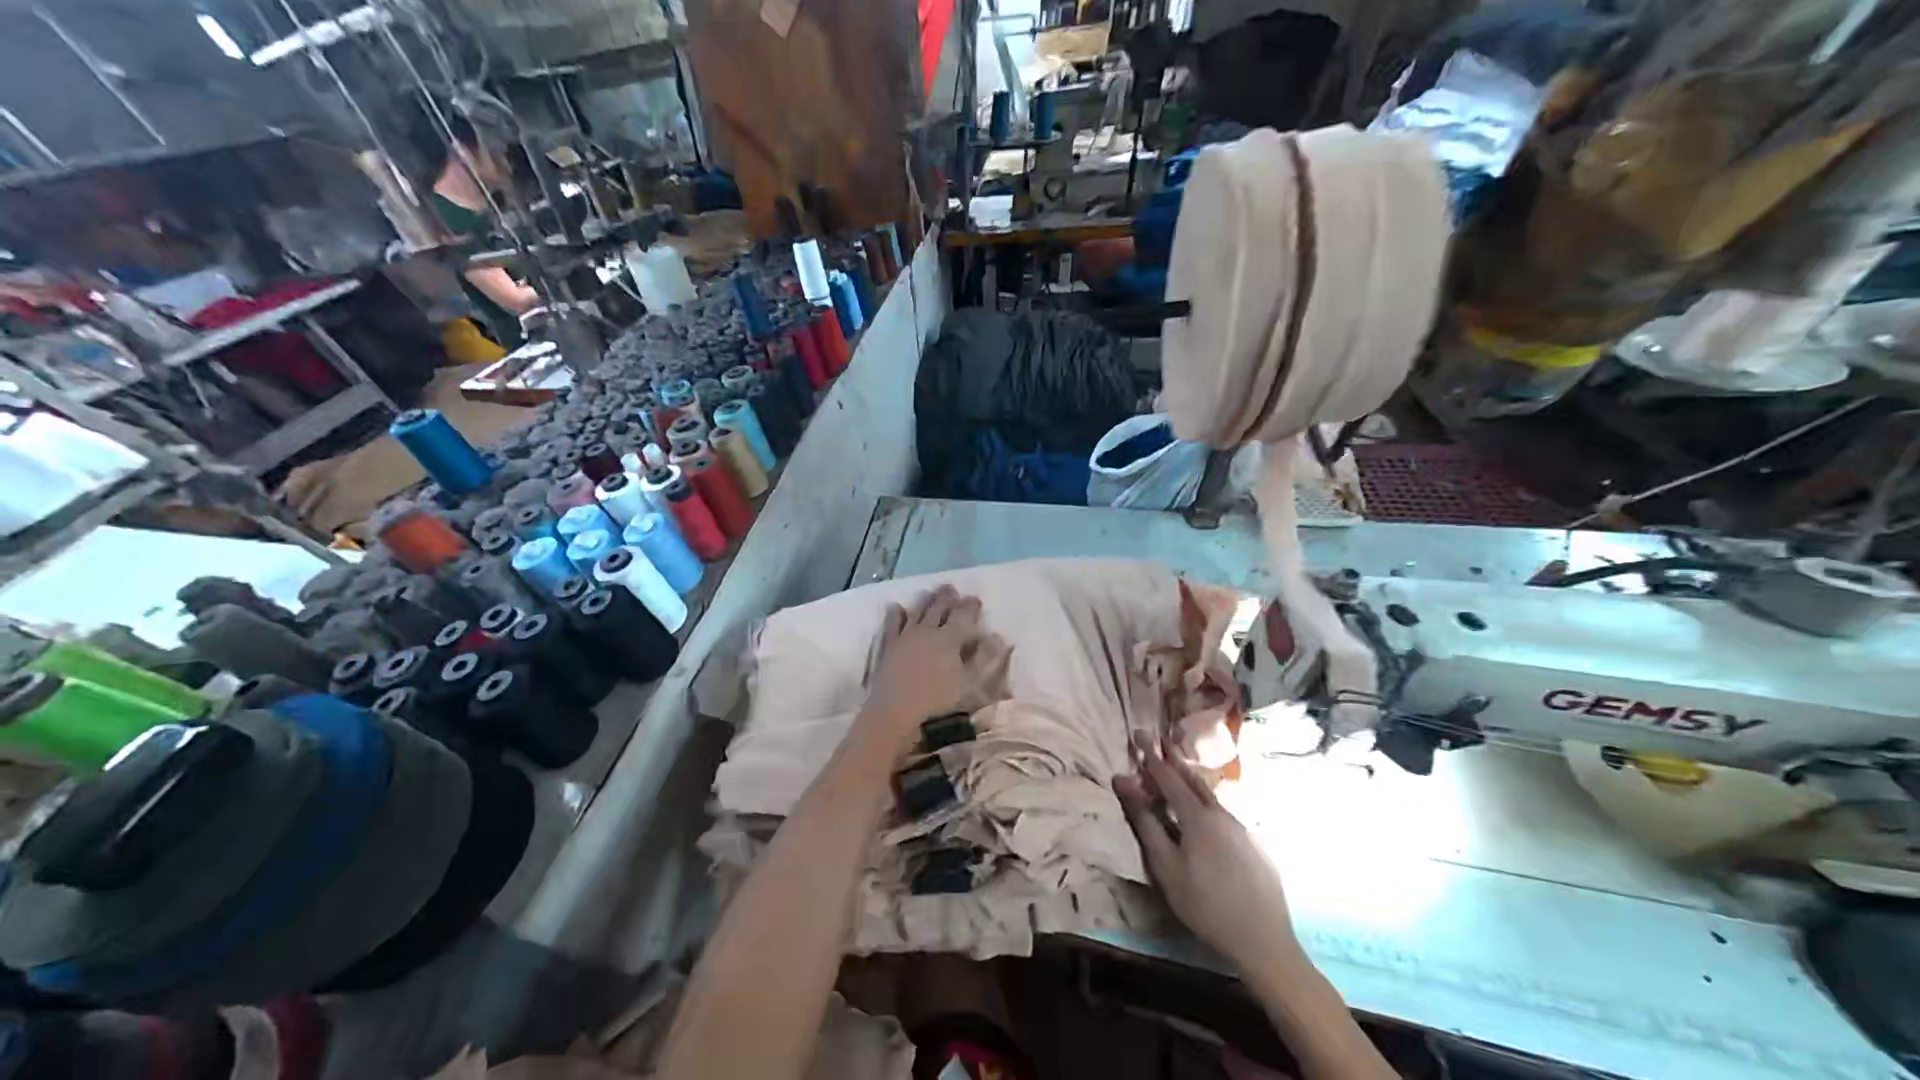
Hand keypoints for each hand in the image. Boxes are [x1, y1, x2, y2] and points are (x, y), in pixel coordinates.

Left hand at [861, 586, 1005, 751]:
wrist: (896, 706)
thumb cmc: (936, 697)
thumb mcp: (968, 681)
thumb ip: (984, 658)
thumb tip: (999, 638)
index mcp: (949, 638)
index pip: (962, 616)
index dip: (970, 606)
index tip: (976, 599)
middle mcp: (927, 630)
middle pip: (938, 608)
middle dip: (947, 597)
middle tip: (951, 588)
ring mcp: (905, 636)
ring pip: (917, 612)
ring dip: (925, 601)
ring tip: (930, 592)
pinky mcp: (889, 645)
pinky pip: (892, 624)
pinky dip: (895, 614)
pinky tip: (896, 607)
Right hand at [1115, 738, 1303, 977]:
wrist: (1263, 941)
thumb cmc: (1204, 905)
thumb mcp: (1165, 866)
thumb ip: (1144, 821)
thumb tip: (1122, 781)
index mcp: (1198, 816)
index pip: (1168, 777)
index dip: (1151, 756)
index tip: (1138, 734)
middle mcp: (1222, 813)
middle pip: (1193, 778)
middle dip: (1173, 758)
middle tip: (1158, 740)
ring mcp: (1242, 828)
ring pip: (1210, 796)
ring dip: (1190, 780)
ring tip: (1176, 772)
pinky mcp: (1254, 845)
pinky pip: (1223, 813)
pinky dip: (1205, 802)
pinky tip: (1202, 814)